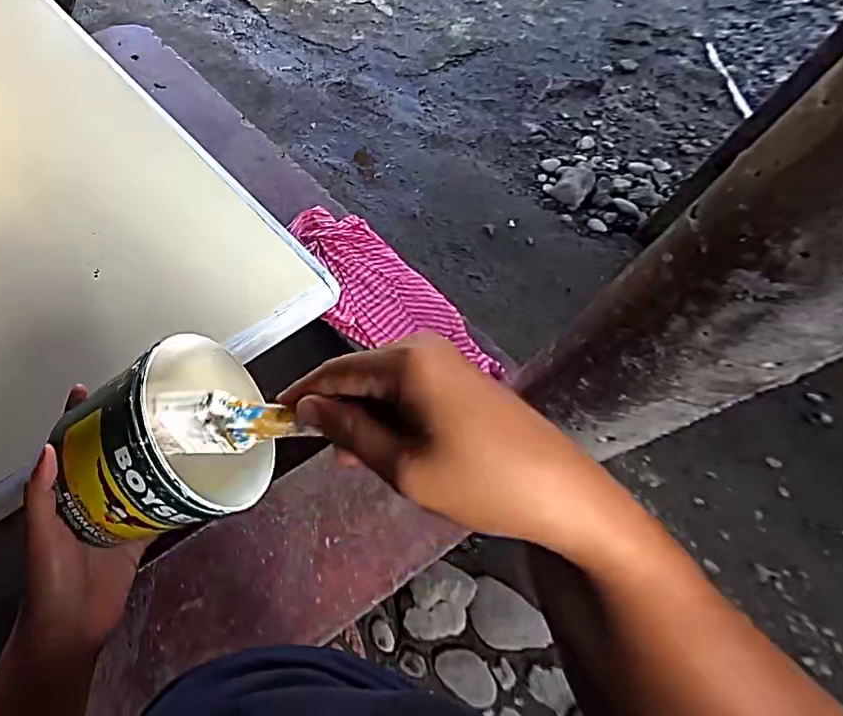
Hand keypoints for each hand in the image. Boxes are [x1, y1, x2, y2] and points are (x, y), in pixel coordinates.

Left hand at [13, 386, 148, 660]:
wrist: (70, 630)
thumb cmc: (46, 583)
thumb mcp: (38, 534)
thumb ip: (39, 494)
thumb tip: (46, 450)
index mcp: (64, 493)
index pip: (69, 445)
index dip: (76, 417)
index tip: (87, 390)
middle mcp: (90, 498)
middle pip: (106, 455)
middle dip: (118, 430)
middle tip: (137, 405)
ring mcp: (114, 516)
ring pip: (133, 478)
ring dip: (146, 459)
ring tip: (165, 433)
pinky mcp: (135, 537)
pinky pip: (155, 511)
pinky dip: (168, 497)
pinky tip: (183, 480)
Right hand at [278, 332, 636, 557]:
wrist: (567, 495)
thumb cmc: (484, 482)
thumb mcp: (405, 467)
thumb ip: (348, 432)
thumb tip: (307, 408)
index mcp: (407, 360)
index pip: (336, 370)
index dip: (302, 393)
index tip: (276, 414)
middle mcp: (422, 347)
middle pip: (359, 374)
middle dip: (335, 409)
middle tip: (316, 448)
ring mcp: (443, 360)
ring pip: (382, 385)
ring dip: (362, 417)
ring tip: (352, 457)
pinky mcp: (458, 377)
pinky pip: (407, 390)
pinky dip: (389, 416)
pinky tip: (383, 448)